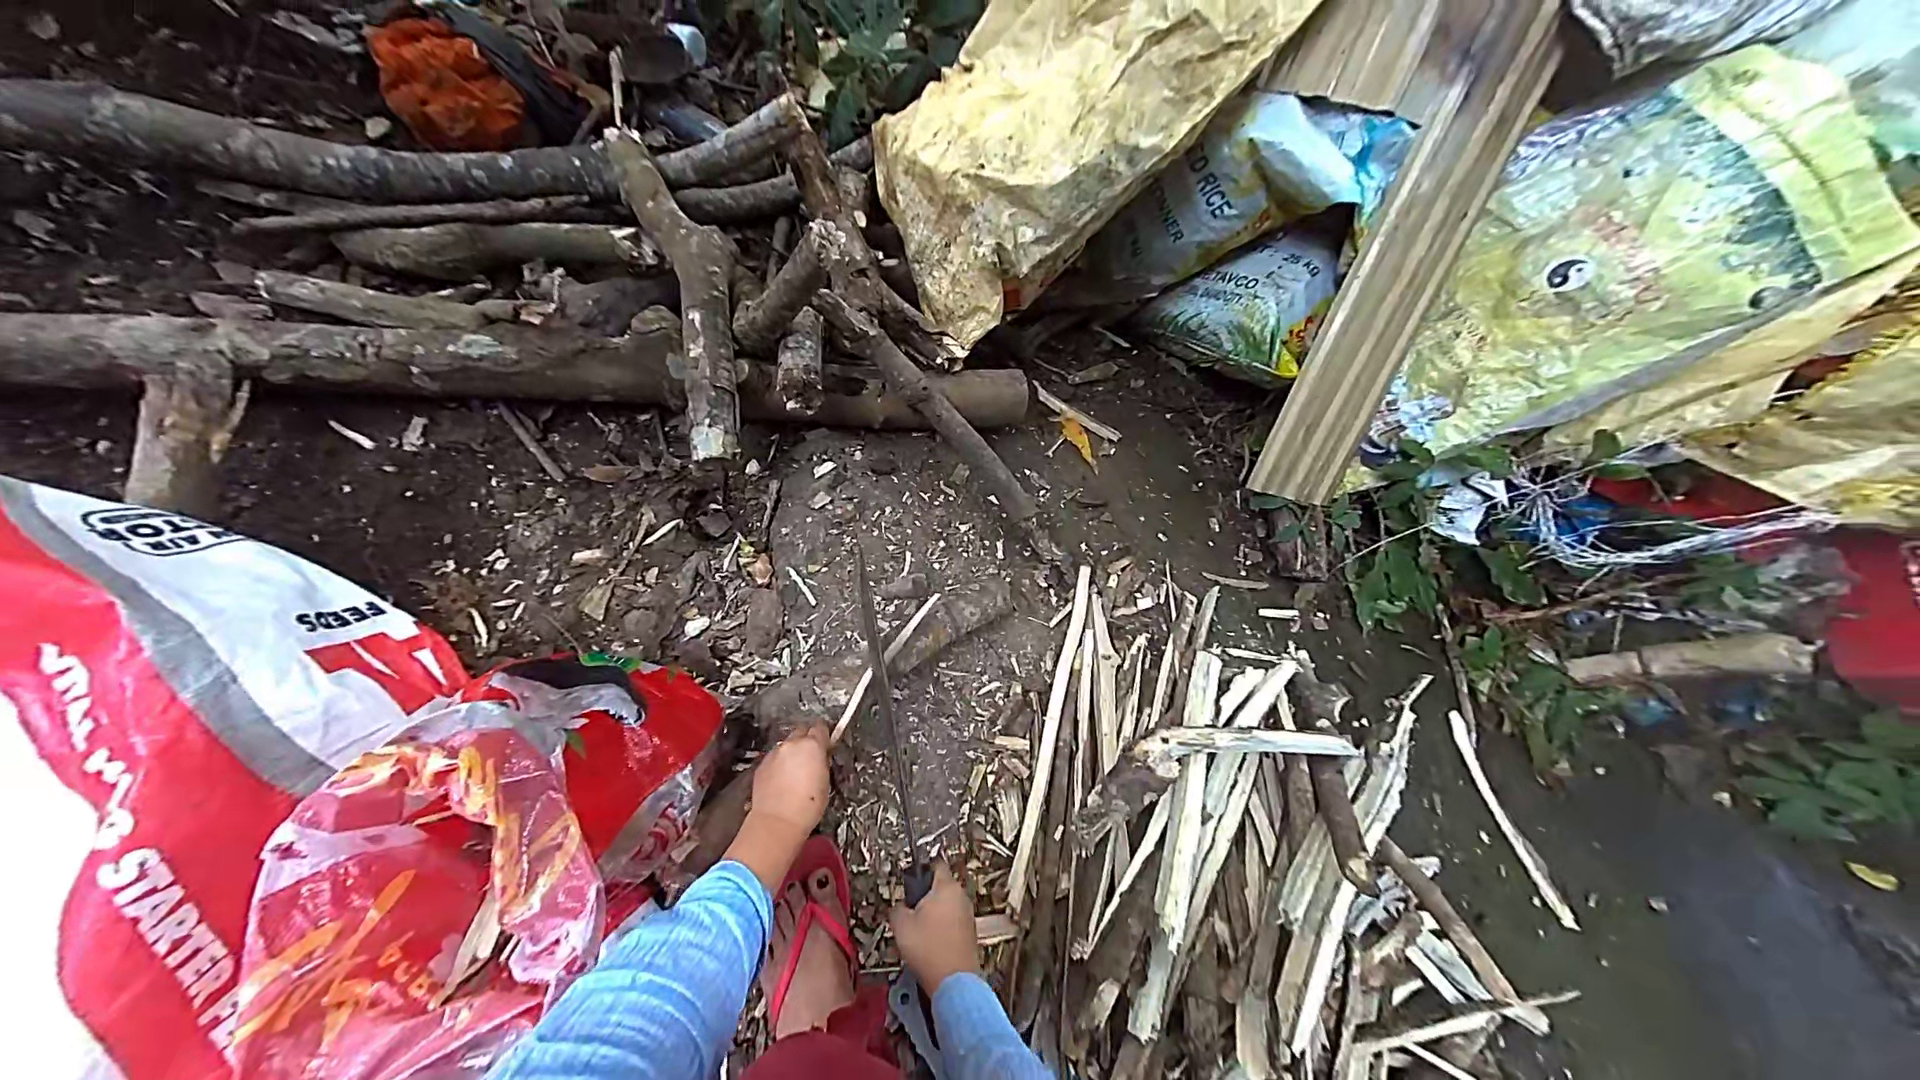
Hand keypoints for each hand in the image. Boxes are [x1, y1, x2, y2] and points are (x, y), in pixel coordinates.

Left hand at [748, 722, 831, 837]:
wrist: (778, 822)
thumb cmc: (807, 806)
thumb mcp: (826, 780)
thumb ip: (823, 761)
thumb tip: (821, 756)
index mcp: (812, 745)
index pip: (820, 727)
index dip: (824, 735)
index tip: (825, 742)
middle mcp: (792, 744)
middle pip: (801, 731)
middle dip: (806, 740)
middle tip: (811, 757)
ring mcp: (775, 753)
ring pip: (786, 745)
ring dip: (792, 753)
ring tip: (795, 772)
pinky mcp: (762, 765)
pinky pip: (774, 758)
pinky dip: (779, 764)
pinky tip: (782, 780)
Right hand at [890, 861, 978, 992]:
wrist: (953, 982)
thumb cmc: (928, 949)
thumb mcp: (901, 925)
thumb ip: (897, 908)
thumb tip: (899, 907)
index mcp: (946, 886)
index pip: (935, 864)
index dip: (921, 870)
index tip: (911, 879)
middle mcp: (961, 896)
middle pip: (941, 886)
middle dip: (925, 896)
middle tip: (910, 910)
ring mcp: (968, 914)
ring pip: (947, 905)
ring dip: (935, 913)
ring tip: (919, 931)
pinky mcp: (970, 933)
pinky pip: (953, 922)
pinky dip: (943, 928)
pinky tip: (931, 944)